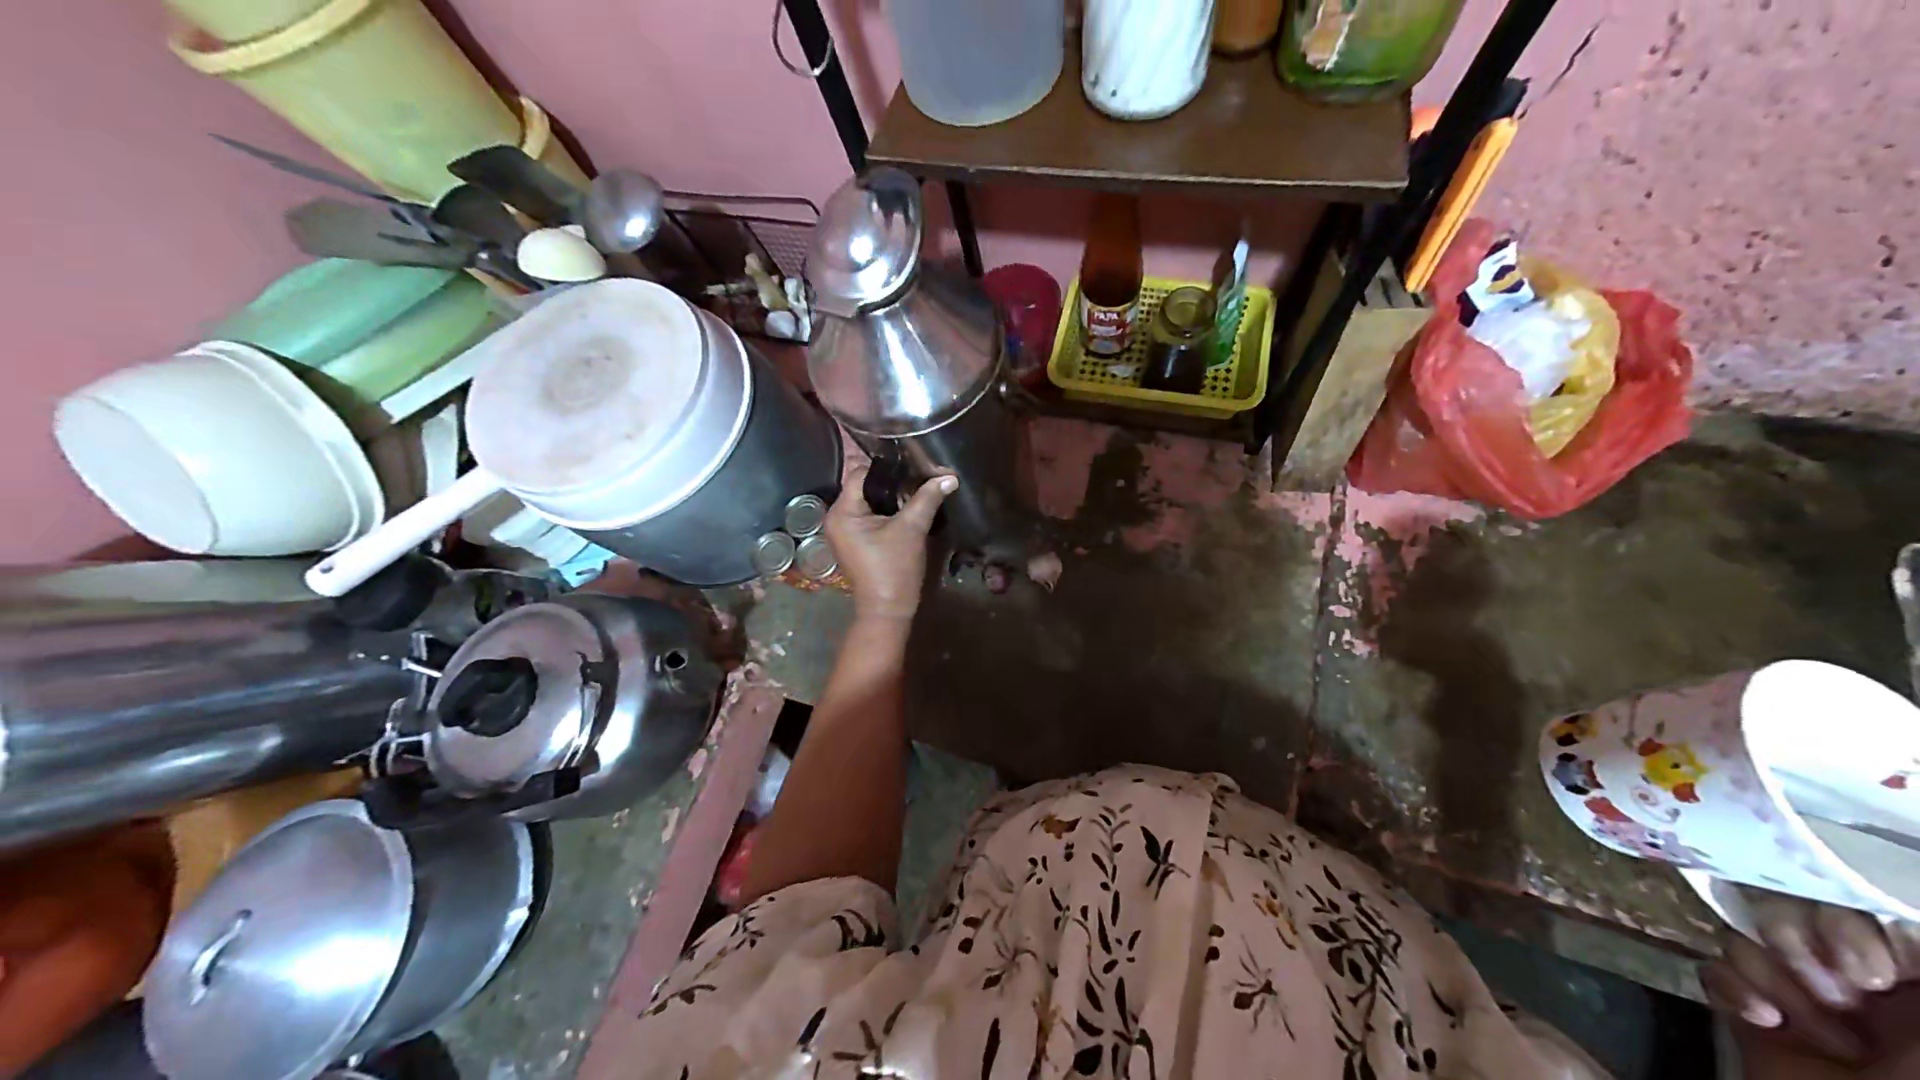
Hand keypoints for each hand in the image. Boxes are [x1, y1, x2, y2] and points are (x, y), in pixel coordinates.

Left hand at [825, 465, 957, 622]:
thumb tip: (949, 477)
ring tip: (917, 489)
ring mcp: (844, 530)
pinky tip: (907, 507)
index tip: (913, 462)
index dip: (888, 467)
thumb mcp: (912, 529)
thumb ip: (927, 498)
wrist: (888, 609)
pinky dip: (886, 509)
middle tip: (919, 475)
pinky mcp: (854, 540)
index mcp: (842, 511)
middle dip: (891, 481)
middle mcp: (836, 517)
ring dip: (891, 496)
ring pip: (868, 500)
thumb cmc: (894, 568)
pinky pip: (869, 515)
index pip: (861, 473)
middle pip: (864, 486)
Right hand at [1703, 891, 1919, 1066]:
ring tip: (1813, 1034)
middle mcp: (1842, 973)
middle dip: (1802, 955)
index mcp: (1904, 976)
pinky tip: (1761, 1021)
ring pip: (1745, 938)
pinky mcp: (1739, 1000)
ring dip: (1774, 984)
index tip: (1869, 975)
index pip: (1853, 911)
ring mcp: (1787, 988)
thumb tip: (1899, 922)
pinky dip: (1731, 990)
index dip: (1847, 929)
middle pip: (1786, 913)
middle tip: (1838, 1002)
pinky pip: (1712, 966)